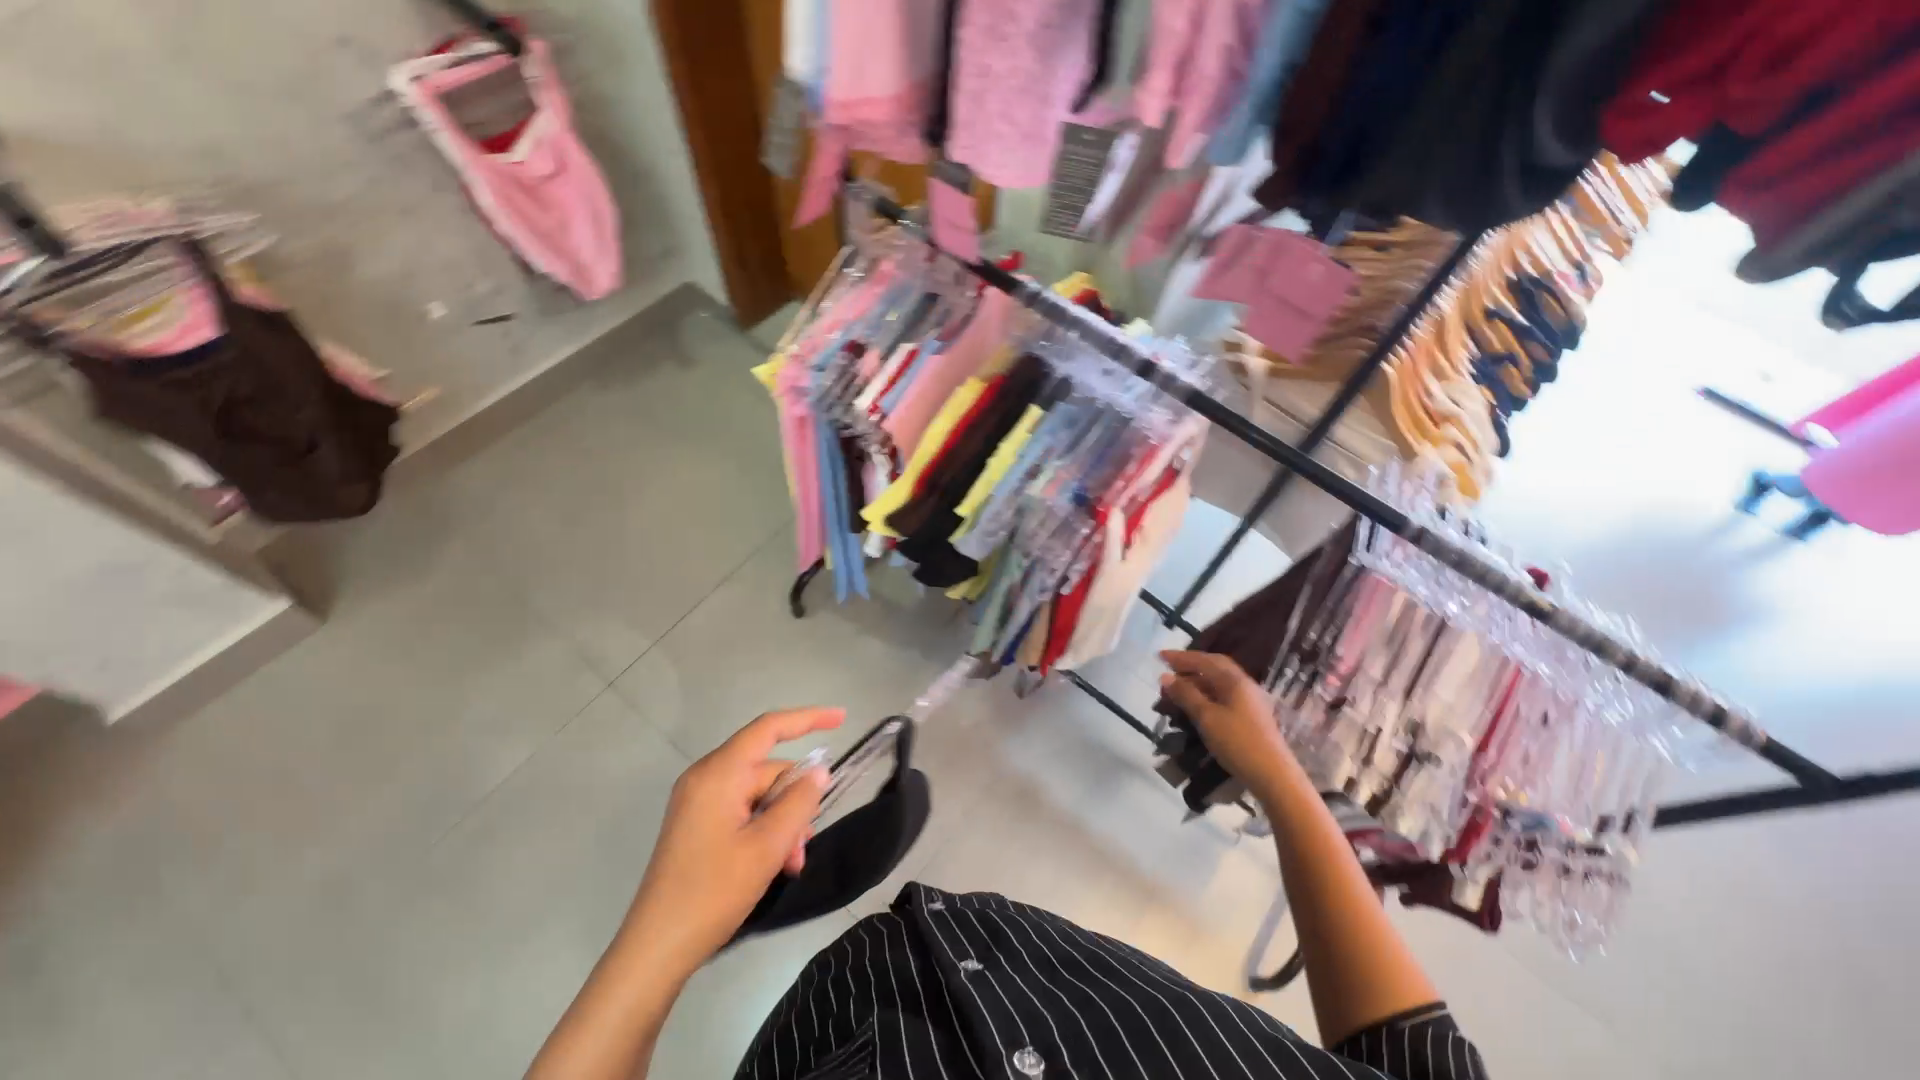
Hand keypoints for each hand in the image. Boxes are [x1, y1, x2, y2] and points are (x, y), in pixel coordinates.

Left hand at [625, 706, 843, 971]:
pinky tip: (774, 864)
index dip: (808, 719)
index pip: (768, 728)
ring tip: (790, 864)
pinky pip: (743, 812)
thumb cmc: (713, 891)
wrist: (659, 944)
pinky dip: (764, 831)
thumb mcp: (767, 846)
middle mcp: (705, 778)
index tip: (842, 718)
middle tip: (804, 845)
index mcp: (718, 774)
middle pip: (767, 769)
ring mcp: (698, 802)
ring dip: (782, 824)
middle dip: (795, 801)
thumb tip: (818, 771)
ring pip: (759, 796)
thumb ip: (798, 802)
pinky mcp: (698, 825)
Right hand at [1159, 651, 1295, 790]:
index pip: (1204, 660)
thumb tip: (1165, 676)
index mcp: (1234, 681)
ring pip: (1220, 682)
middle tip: (1169, 669)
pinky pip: (1225, 695)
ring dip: (1198, 681)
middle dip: (1191, 666)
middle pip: (1215, 667)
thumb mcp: (1206, 717)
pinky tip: (1197, 705)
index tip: (1159, 656)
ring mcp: (1250, 700)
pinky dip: (1207, 694)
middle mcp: (1245, 685)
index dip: (1181, 657)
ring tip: (1177, 689)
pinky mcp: (1251, 715)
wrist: (1272, 774)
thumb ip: (1186, 695)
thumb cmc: (1237, 742)